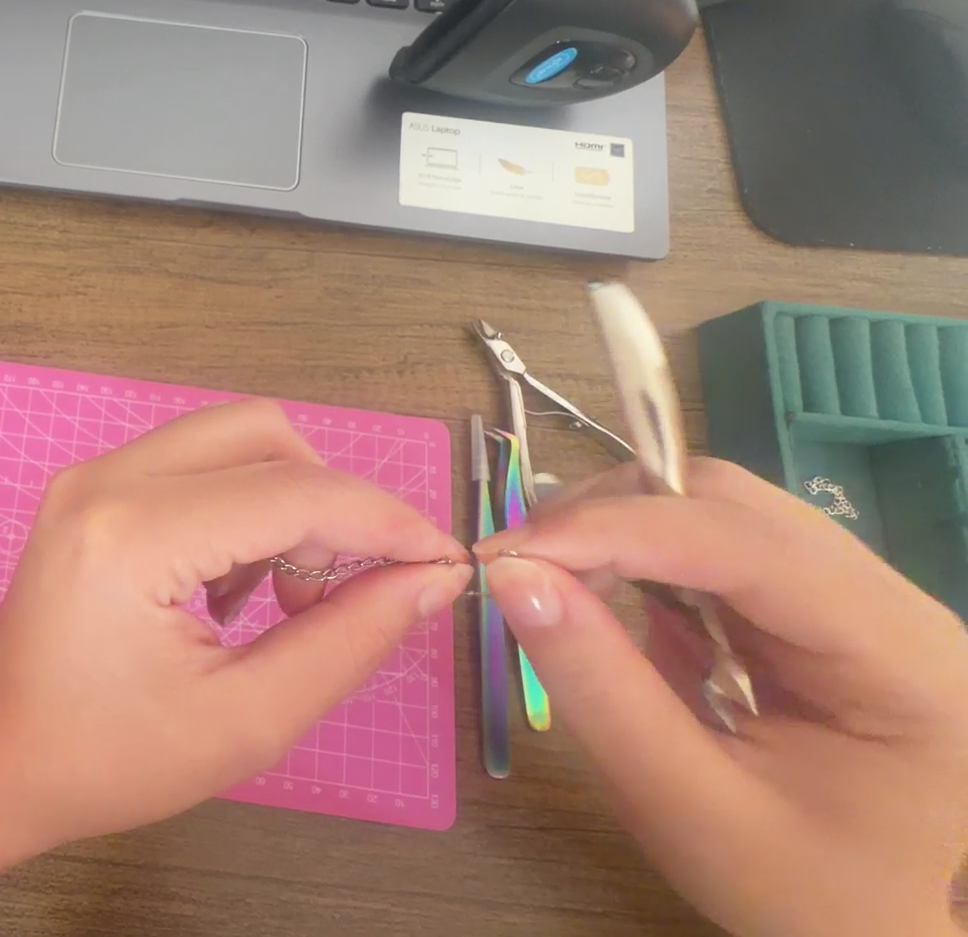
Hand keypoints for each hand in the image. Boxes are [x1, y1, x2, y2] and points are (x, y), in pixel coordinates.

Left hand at [0, 399, 470, 854]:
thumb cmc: (108, 758)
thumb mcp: (244, 720)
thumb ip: (347, 640)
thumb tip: (427, 578)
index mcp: (134, 534)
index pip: (293, 492)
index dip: (385, 521)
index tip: (443, 563)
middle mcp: (105, 479)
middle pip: (259, 433)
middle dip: (327, 499)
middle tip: (341, 586)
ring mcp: (88, 476)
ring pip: (225, 440)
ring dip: (280, 501)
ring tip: (277, 599)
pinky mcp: (85, 490)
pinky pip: (187, 463)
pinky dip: (234, 506)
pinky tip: (226, 588)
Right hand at [480, 458, 967, 936]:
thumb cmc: (812, 897)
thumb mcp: (689, 807)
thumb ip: (597, 685)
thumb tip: (509, 574)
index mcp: (899, 657)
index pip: (738, 542)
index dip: (608, 530)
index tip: (500, 555)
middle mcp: (889, 605)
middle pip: (728, 502)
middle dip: (607, 514)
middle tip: (520, 562)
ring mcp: (851, 605)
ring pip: (713, 514)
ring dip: (615, 531)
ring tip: (548, 579)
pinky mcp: (809, 617)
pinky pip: (707, 554)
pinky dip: (634, 561)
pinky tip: (600, 599)